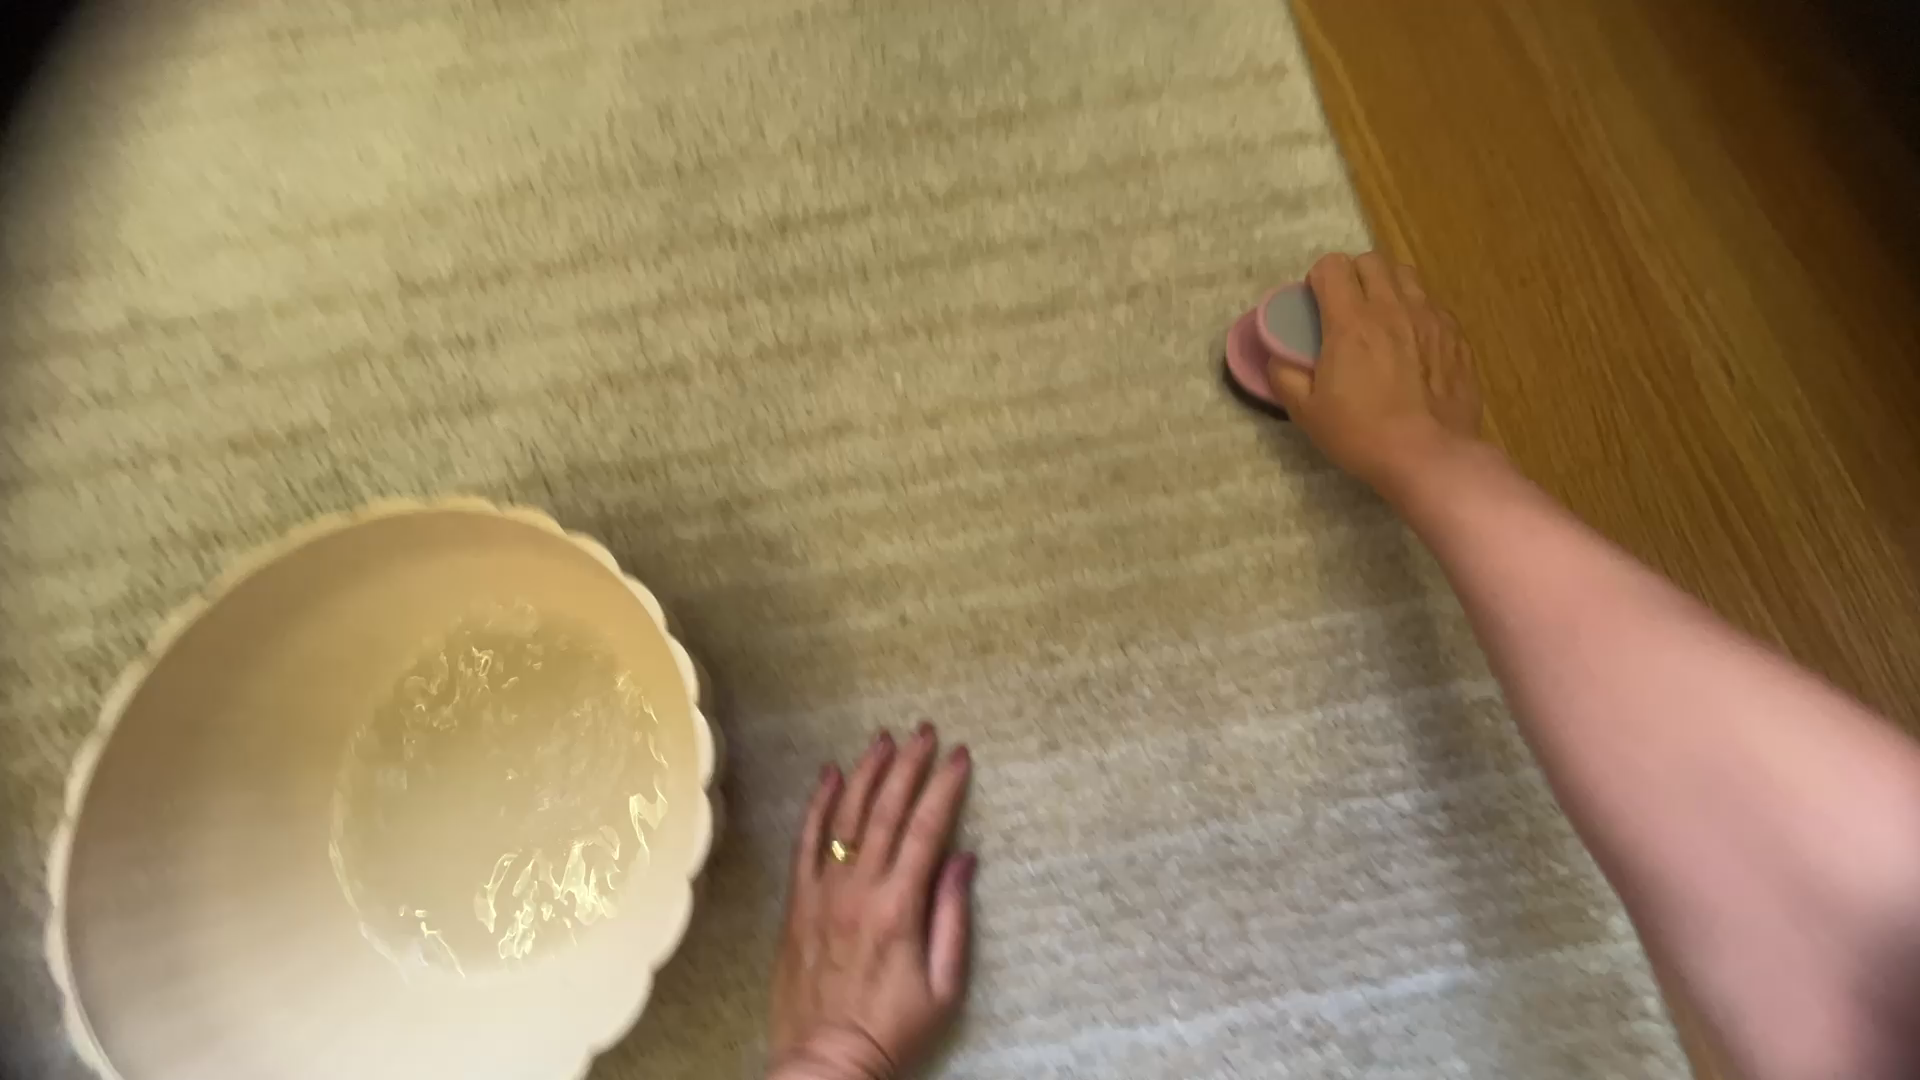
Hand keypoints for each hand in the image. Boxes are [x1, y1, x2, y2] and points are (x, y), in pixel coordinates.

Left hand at [767, 724, 975, 1079]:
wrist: (825, 1063)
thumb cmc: (893, 1027)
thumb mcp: (944, 985)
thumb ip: (953, 916)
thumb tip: (965, 858)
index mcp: (900, 905)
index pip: (928, 828)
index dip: (945, 786)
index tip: (959, 755)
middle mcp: (860, 887)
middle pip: (888, 809)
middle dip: (909, 764)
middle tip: (924, 731)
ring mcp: (823, 890)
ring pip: (847, 815)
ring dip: (868, 772)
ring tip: (884, 739)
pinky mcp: (798, 900)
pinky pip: (806, 841)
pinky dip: (818, 804)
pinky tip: (831, 774)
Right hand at [1268, 252, 1482, 495]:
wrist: (1428, 454)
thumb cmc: (1359, 433)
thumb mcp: (1305, 411)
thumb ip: (1285, 376)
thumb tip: (1279, 358)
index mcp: (1351, 322)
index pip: (1332, 267)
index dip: (1318, 279)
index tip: (1313, 303)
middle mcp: (1393, 309)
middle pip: (1372, 261)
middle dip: (1352, 276)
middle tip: (1343, 308)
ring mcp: (1430, 319)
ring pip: (1406, 276)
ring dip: (1386, 287)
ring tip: (1378, 319)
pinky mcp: (1456, 336)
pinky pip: (1431, 306)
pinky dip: (1414, 313)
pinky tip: (1409, 345)